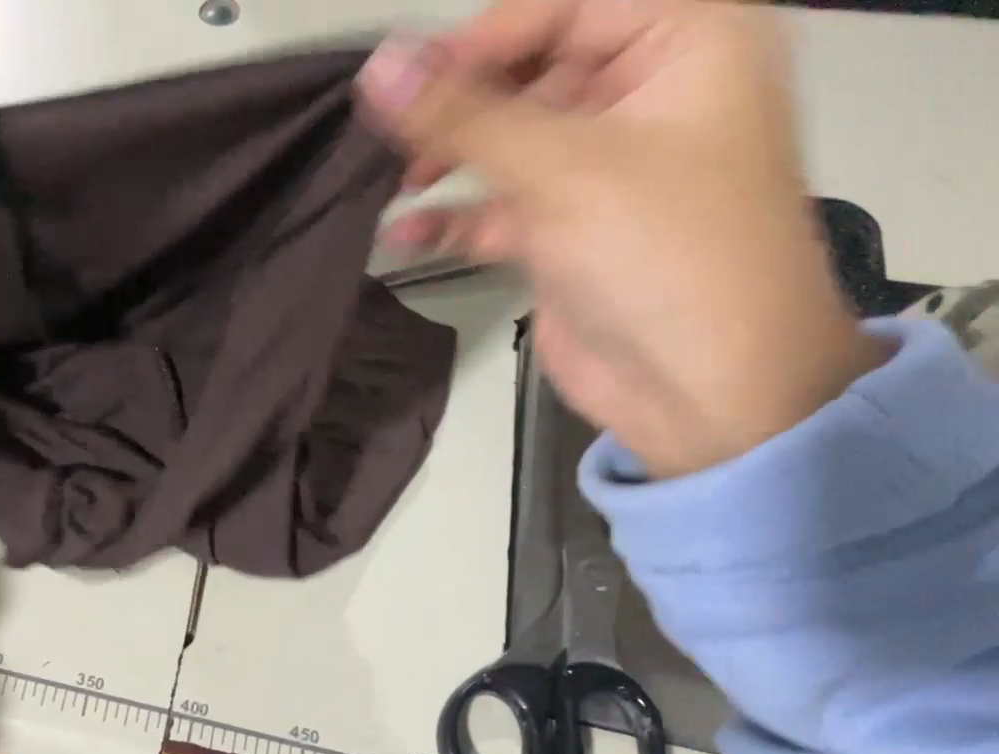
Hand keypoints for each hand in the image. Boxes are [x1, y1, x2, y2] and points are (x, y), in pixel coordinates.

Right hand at [357, 0, 882, 477]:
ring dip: (447, 161)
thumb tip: (377, 66)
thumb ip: (462, 116)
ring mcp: (602, 167)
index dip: (480, 41)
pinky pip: (497, 205)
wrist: (704, 387)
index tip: (405, 85)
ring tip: (395, 184)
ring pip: (506, 139)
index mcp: (684, 41)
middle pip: (528, 69)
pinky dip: (453, 217)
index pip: (562, 7)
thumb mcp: (560, 170)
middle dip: (458, 106)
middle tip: (395, 139)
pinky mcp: (566, 228)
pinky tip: (407, 234)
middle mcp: (644, 93)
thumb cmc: (660, 253)